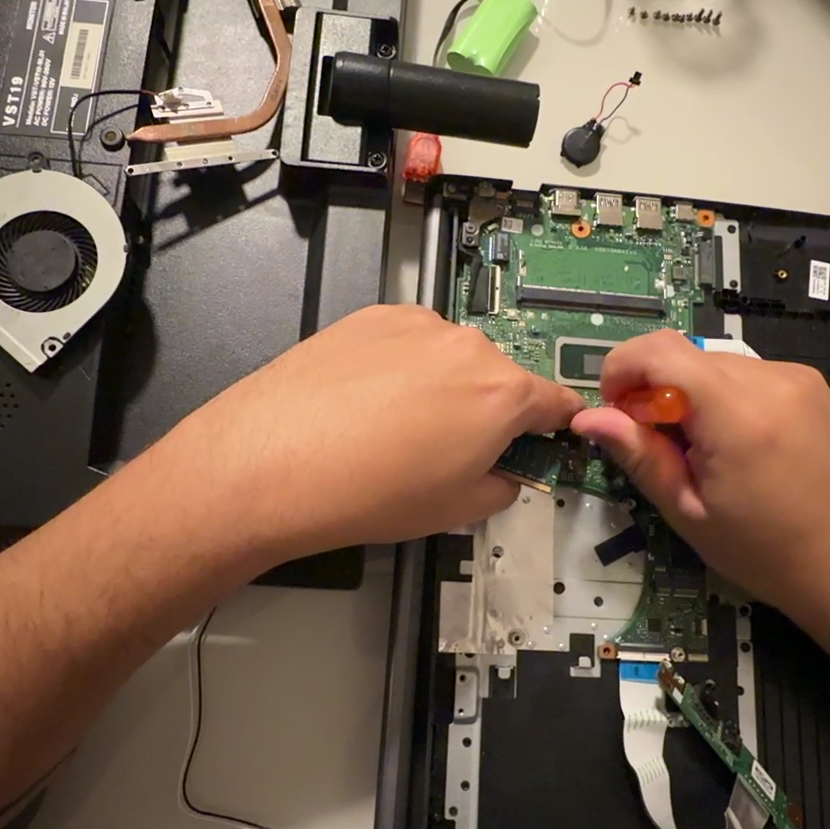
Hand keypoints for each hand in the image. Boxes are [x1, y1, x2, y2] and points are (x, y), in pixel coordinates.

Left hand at [148, 304, 582, 566]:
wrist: (272, 463)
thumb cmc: (367, 493)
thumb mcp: (456, 511)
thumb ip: (502, 485)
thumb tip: (503, 471)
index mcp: (502, 395)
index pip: (555, 401)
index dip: (556, 424)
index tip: (546, 436)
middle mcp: (466, 347)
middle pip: (499, 378)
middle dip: (489, 410)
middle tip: (452, 449)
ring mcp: (416, 326)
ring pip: (451, 357)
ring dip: (443, 385)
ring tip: (395, 428)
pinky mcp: (371, 317)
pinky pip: (408, 341)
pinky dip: (402, 366)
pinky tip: (367, 402)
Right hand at [568, 330, 829, 622]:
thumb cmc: (765, 552)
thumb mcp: (688, 512)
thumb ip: (638, 455)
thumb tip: (586, 418)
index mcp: (736, 413)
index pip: (658, 352)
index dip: (620, 370)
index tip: (614, 411)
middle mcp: (771, 379)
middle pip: (683, 354)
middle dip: (652, 388)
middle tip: (652, 443)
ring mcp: (797, 378)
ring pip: (713, 362)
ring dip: (686, 392)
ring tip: (696, 449)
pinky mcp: (812, 385)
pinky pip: (746, 373)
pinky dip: (720, 396)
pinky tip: (731, 443)